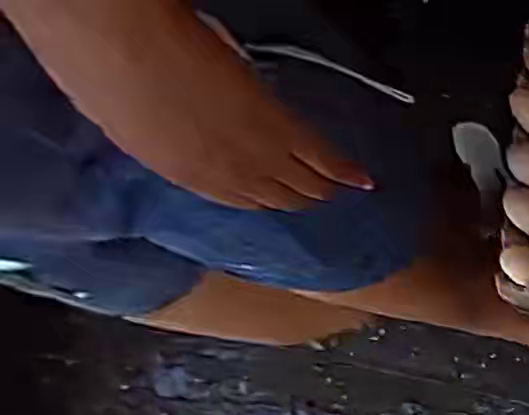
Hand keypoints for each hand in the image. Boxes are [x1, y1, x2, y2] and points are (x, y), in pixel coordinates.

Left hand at [12, 0, 371, 210]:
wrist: (109, 28)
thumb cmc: (91, 59)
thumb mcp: (116, 115)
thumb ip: (162, 140)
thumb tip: (193, 145)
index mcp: (185, 175)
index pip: (240, 201)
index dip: (260, 197)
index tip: (272, 193)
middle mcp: (232, 177)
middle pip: (282, 198)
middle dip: (299, 197)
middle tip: (315, 192)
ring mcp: (263, 157)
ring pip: (310, 186)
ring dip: (327, 188)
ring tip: (340, 188)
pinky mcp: (287, 134)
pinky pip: (327, 162)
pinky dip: (349, 173)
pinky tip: (365, 181)